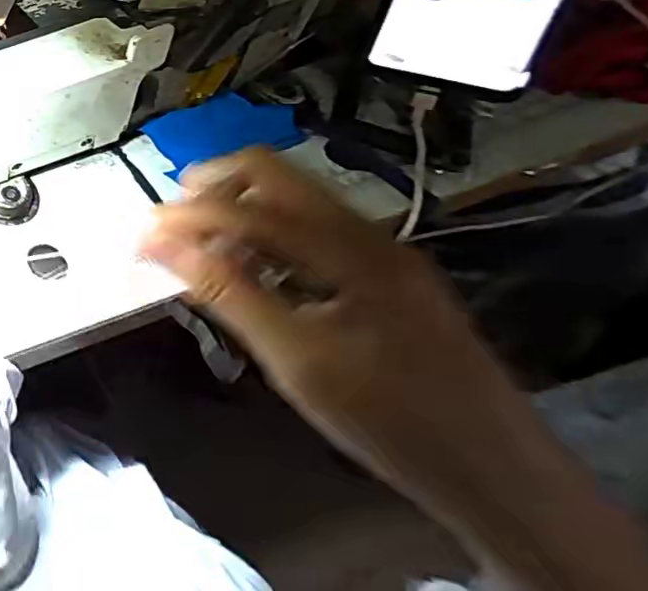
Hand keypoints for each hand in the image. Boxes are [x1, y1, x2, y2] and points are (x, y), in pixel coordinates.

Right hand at [142, 148, 647, 590]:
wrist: (503, 476)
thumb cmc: (393, 422)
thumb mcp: (298, 362)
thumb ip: (228, 294)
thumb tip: (166, 247)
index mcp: (347, 250)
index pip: (248, 207)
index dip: (187, 215)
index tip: (144, 231)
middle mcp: (366, 232)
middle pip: (275, 172)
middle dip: (214, 183)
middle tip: (173, 215)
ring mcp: (383, 248)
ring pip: (295, 193)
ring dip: (242, 202)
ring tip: (205, 240)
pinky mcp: (390, 269)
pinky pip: (316, 223)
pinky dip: (271, 227)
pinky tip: (256, 265)